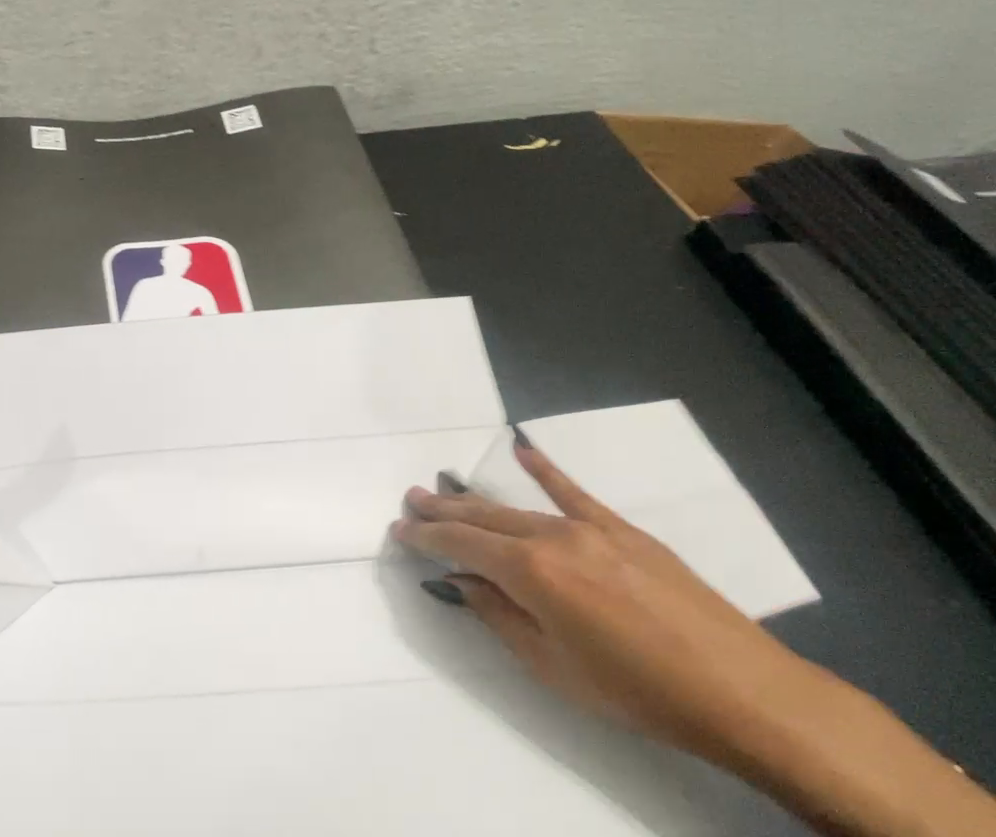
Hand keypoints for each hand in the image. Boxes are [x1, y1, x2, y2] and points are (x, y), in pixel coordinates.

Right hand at [391, 445, 801, 757]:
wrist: (743, 693)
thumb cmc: (637, 691)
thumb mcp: (551, 666)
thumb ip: (499, 616)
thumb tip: (462, 581)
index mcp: (531, 572)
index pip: (461, 544)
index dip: (426, 538)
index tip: (399, 532)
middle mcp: (554, 538)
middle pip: (484, 516)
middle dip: (442, 510)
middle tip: (410, 502)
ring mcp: (593, 529)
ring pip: (518, 507)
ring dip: (477, 500)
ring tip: (444, 491)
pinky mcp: (626, 532)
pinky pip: (576, 494)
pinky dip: (547, 472)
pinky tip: (523, 451)